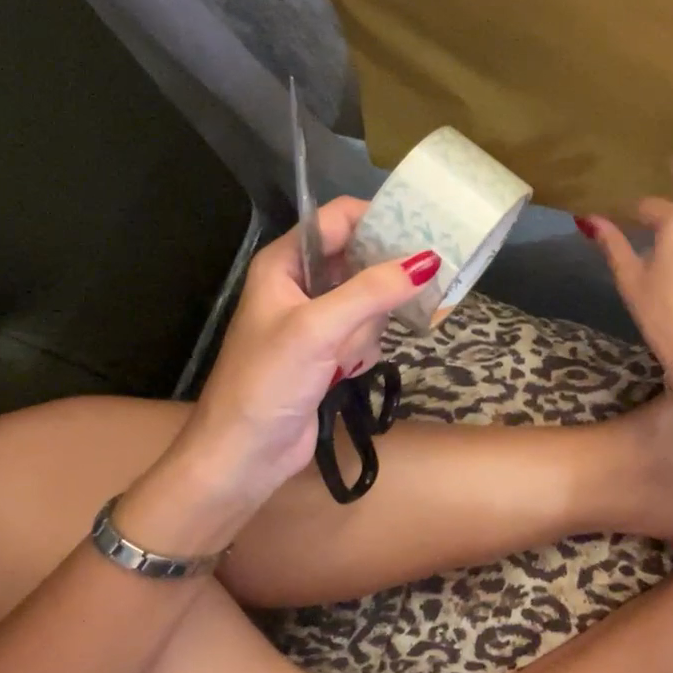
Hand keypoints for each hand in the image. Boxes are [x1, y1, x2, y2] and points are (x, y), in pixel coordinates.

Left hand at [138, 197, 439, 534]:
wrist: (244, 452)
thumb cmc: (268, 382)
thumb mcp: (318, 328)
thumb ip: (372, 292)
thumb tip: (427, 261)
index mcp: (284, 264)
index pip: (337, 220)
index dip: (377, 219)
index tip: (425, 229)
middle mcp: (300, 284)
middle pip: (359, 259)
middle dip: (382, 280)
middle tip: (418, 287)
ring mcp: (315, 320)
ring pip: (368, 301)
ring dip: (370, 326)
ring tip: (348, 354)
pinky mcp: (328, 352)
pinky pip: (364, 333)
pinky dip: (365, 348)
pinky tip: (350, 369)